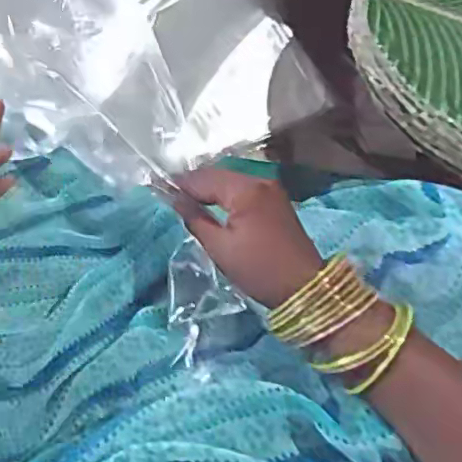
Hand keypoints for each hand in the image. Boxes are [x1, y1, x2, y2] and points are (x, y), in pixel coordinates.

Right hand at [173, 166, 324, 307]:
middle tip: (167, 191)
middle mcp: (260, 181)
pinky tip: (211, 201)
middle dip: (193, 182)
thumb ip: (195, 218)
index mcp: (246, 190)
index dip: (179, 183)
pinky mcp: (275, 200)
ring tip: (185, 197)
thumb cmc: (259, 269)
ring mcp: (271, 189)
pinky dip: (224, 192)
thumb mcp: (220, 247)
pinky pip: (242, 188)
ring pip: (230, 180)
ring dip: (208, 186)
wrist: (306, 287)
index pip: (203, 179)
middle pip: (218, 174)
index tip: (156, 186)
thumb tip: (174, 198)